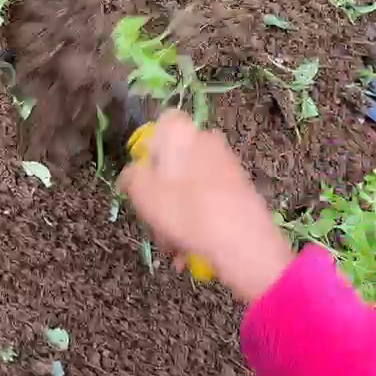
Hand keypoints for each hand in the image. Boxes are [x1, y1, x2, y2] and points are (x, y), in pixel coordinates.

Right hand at [118, 111, 294, 303]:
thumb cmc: (187, 212)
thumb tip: (131, 173)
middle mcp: (206, 140)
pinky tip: (189, 250)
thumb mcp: (143, 193)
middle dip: (160, 194)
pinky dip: (197, 220)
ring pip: (189, 185)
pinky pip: (208, 199)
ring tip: (172, 246)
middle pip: (173, 161)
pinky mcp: (240, 188)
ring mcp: (226, 163)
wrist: (244, 242)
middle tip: (154, 220)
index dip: (147, 151)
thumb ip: (131, 177)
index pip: (160, 124)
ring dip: (176, 214)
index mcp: (182, 133)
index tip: (142, 178)